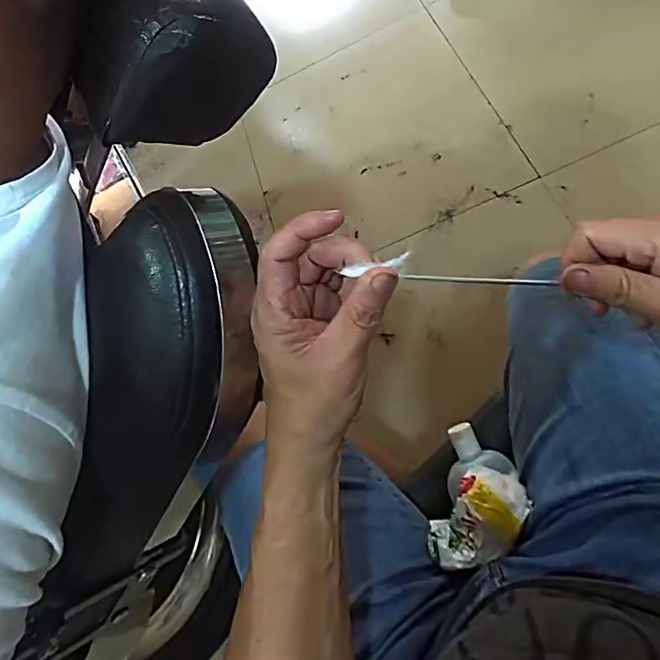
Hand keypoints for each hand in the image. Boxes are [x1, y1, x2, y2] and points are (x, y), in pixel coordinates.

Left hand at [252, 211, 398, 459]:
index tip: (337, 218)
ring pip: (326, 269)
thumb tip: (386, 271)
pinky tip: (371, 296)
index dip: (305, 227)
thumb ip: (364, 309)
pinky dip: (357, 287)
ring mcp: (302, 309)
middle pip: (309, 256)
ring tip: (375, 285)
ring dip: (352, 269)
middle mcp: (284, 303)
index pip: (279, 251)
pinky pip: (338, 288)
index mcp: (273, 308)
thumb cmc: (314, 405)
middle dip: (342, 254)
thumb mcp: (343, 354)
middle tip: (374, 269)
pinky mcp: (320, 319)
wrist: (311, 442)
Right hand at [558, 210, 659, 368]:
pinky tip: (654, 308)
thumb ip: (617, 287)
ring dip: (617, 280)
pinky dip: (640, 280)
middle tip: (606, 314)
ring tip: (635, 316)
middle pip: (607, 238)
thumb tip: (569, 274)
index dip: (573, 263)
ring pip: (626, 249)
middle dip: (595, 274)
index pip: (590, 232)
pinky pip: (648, 255)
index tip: (580, 301)